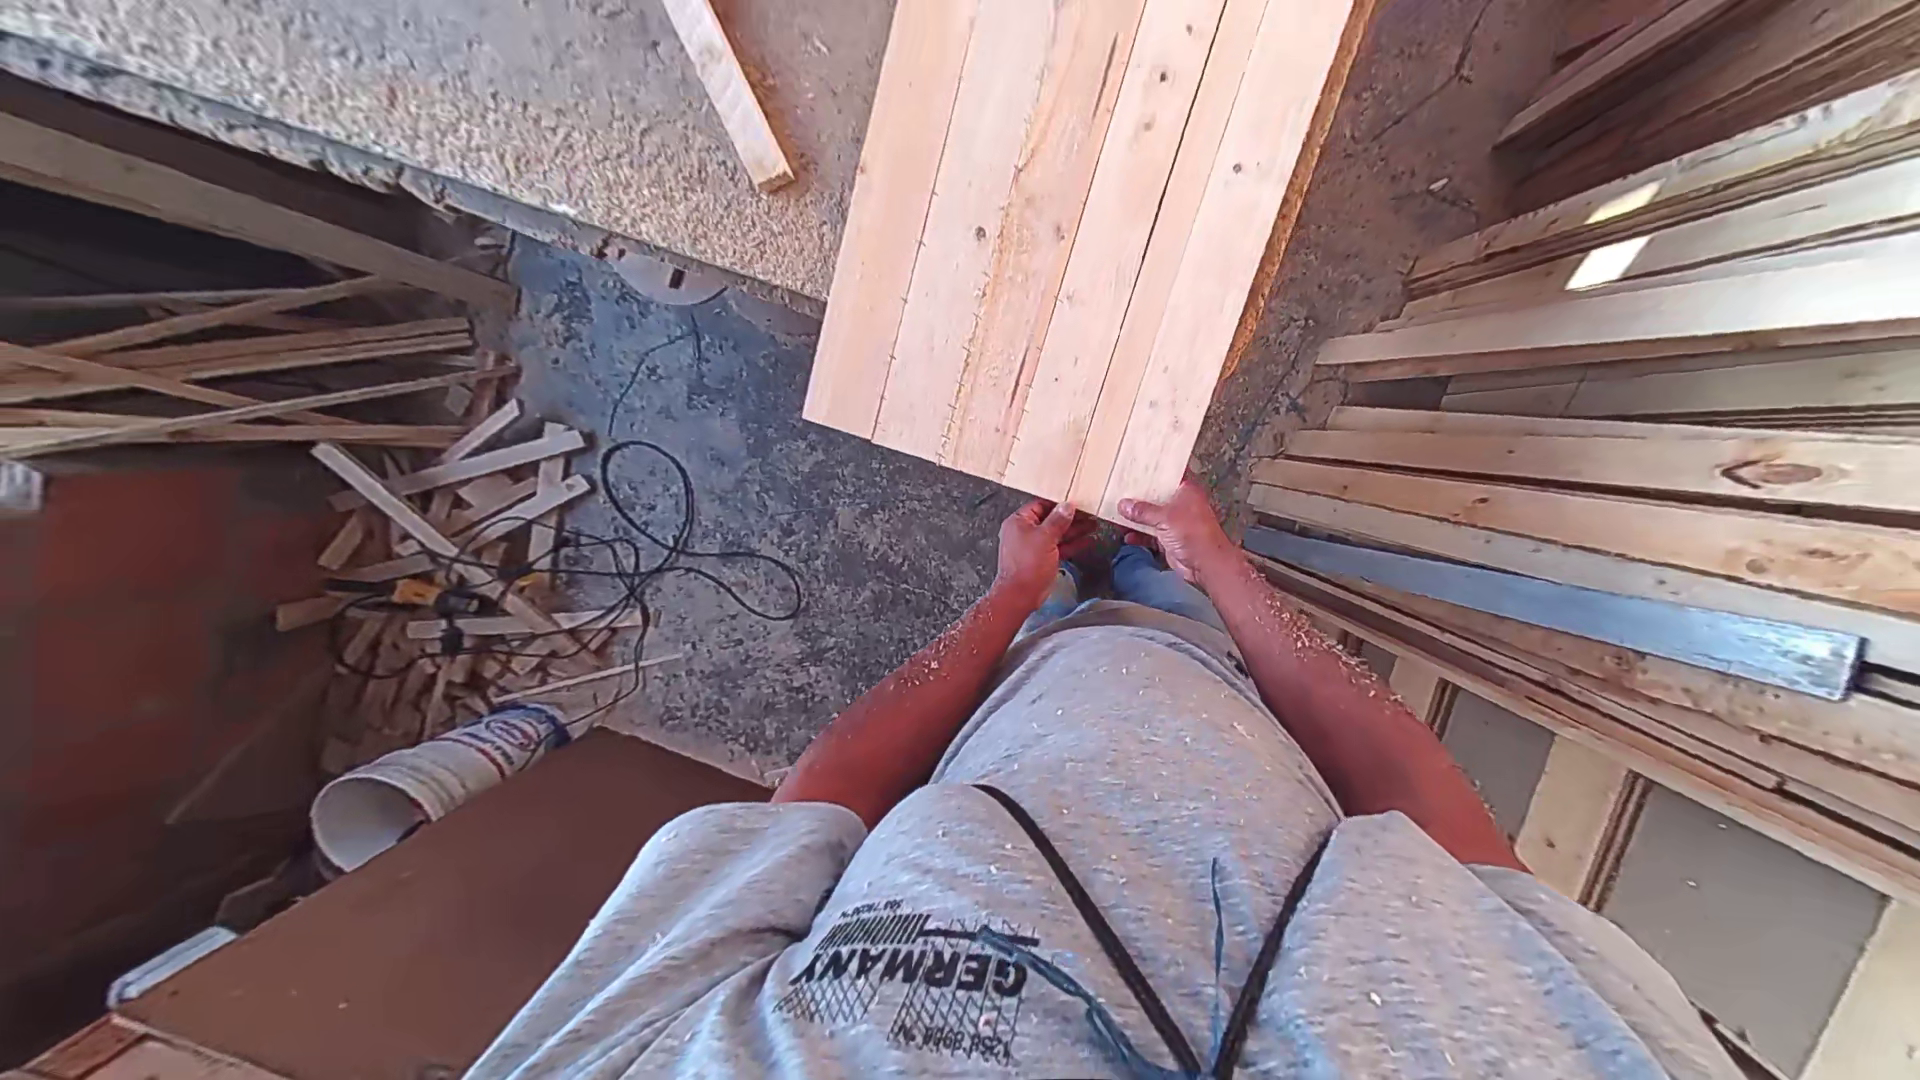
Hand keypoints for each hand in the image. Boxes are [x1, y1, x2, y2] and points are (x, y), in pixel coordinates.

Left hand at [995, 499, 1079, 611]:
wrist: (1021, 594)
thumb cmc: (1027, 565)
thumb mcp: (1045, 537)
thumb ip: (1058, 520)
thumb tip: (1067, 506)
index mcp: (1019, 522)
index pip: (1040, 505)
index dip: (1058, 503)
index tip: (1075, 501)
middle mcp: (1025, 532)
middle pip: (1050, 519)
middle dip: (1070, 517)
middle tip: (1088, 513)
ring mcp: (1034, 546)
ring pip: (1056, 534)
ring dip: (1074, 530)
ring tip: (1093, 525)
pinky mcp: (1042, 558)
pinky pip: (1058, 547)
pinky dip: (1071, 545)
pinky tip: (1087, 541)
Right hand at [1118, 478, 1239, 584]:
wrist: (1205, 563)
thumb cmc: (1194, 534)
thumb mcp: (1165, 517)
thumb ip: (1142, 511)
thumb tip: (1125, 505)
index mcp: (1186, 492)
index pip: (1167, 478)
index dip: (1152, 476)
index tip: (1135, 473)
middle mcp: (1181, 506)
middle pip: (1156, 499)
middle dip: (1139, 500)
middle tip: (1121, 495)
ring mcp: (1175, 523)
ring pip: (1151, 518)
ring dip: (1137, 519)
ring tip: (1119, 516)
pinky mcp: (1170, 540)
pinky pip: (1151, 535)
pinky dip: (1140, 536)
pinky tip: (1128, 536)